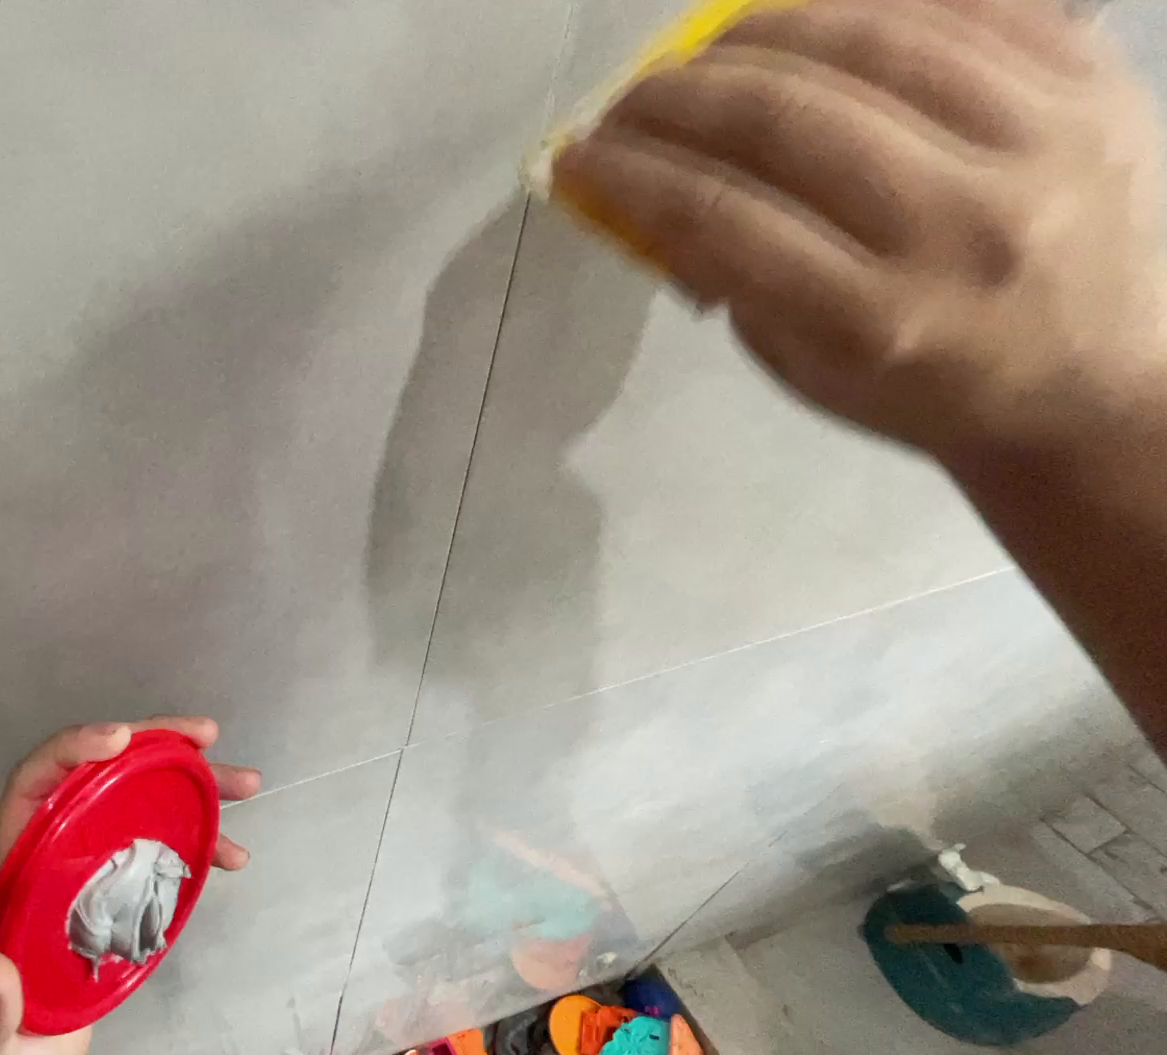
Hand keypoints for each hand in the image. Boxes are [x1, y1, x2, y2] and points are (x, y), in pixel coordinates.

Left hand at [0, 717, 261, 1054]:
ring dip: (193, 788)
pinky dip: (199, 844)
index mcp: (14, 866)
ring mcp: (92, 869)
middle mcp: (55, 851)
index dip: (74, 748)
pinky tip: (231, 854)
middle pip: (104, 777)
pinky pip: (163, 849)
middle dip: (156, 749)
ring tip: (245, 785)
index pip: (34, 783)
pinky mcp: (121, 894)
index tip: (122, 739)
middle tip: (208, 738)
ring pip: (143, 805)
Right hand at [553, 0, 1166, 462]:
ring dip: (757, 35)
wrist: (1096, 387)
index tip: (577, 156)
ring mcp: (1044, 142)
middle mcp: (956, 226)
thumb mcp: (796, 364)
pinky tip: (802, 22)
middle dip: (677, 98)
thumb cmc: (912, 391)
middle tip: (625, 100)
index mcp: (867, 317)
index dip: (631, 175)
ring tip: (699, 53)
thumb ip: (730, 279)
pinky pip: (972, 5)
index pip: (718, 217)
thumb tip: (659, 195)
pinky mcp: (1101, 83)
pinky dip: (867, 4)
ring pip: (872, 43)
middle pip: (784, 122)